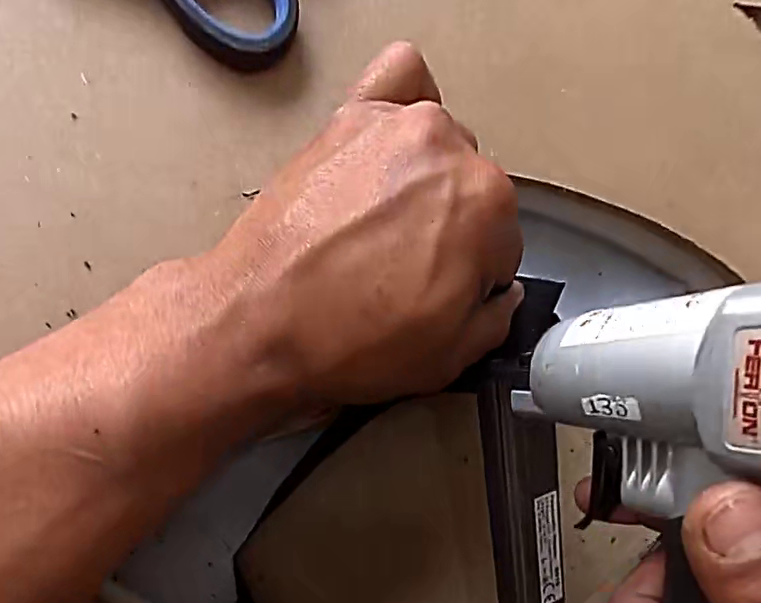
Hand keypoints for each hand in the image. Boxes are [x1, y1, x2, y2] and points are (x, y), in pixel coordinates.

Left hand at [201, 42, 523, 407]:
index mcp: (485, 209)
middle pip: (471, 195)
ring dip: (423, 185)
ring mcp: (393, 128)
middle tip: (406, 275)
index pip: (502, 245)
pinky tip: (385, 157)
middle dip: (449, 235)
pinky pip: (396, 84)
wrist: (257, 325)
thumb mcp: (444, 360)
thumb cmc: (336, 341)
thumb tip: (498, 301)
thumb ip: (491, 321)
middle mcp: (445, 152)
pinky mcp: (346, 121)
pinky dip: (401, 111)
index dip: (472, 281)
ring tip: (380, 232)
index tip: (444, 295)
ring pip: (438, 150)